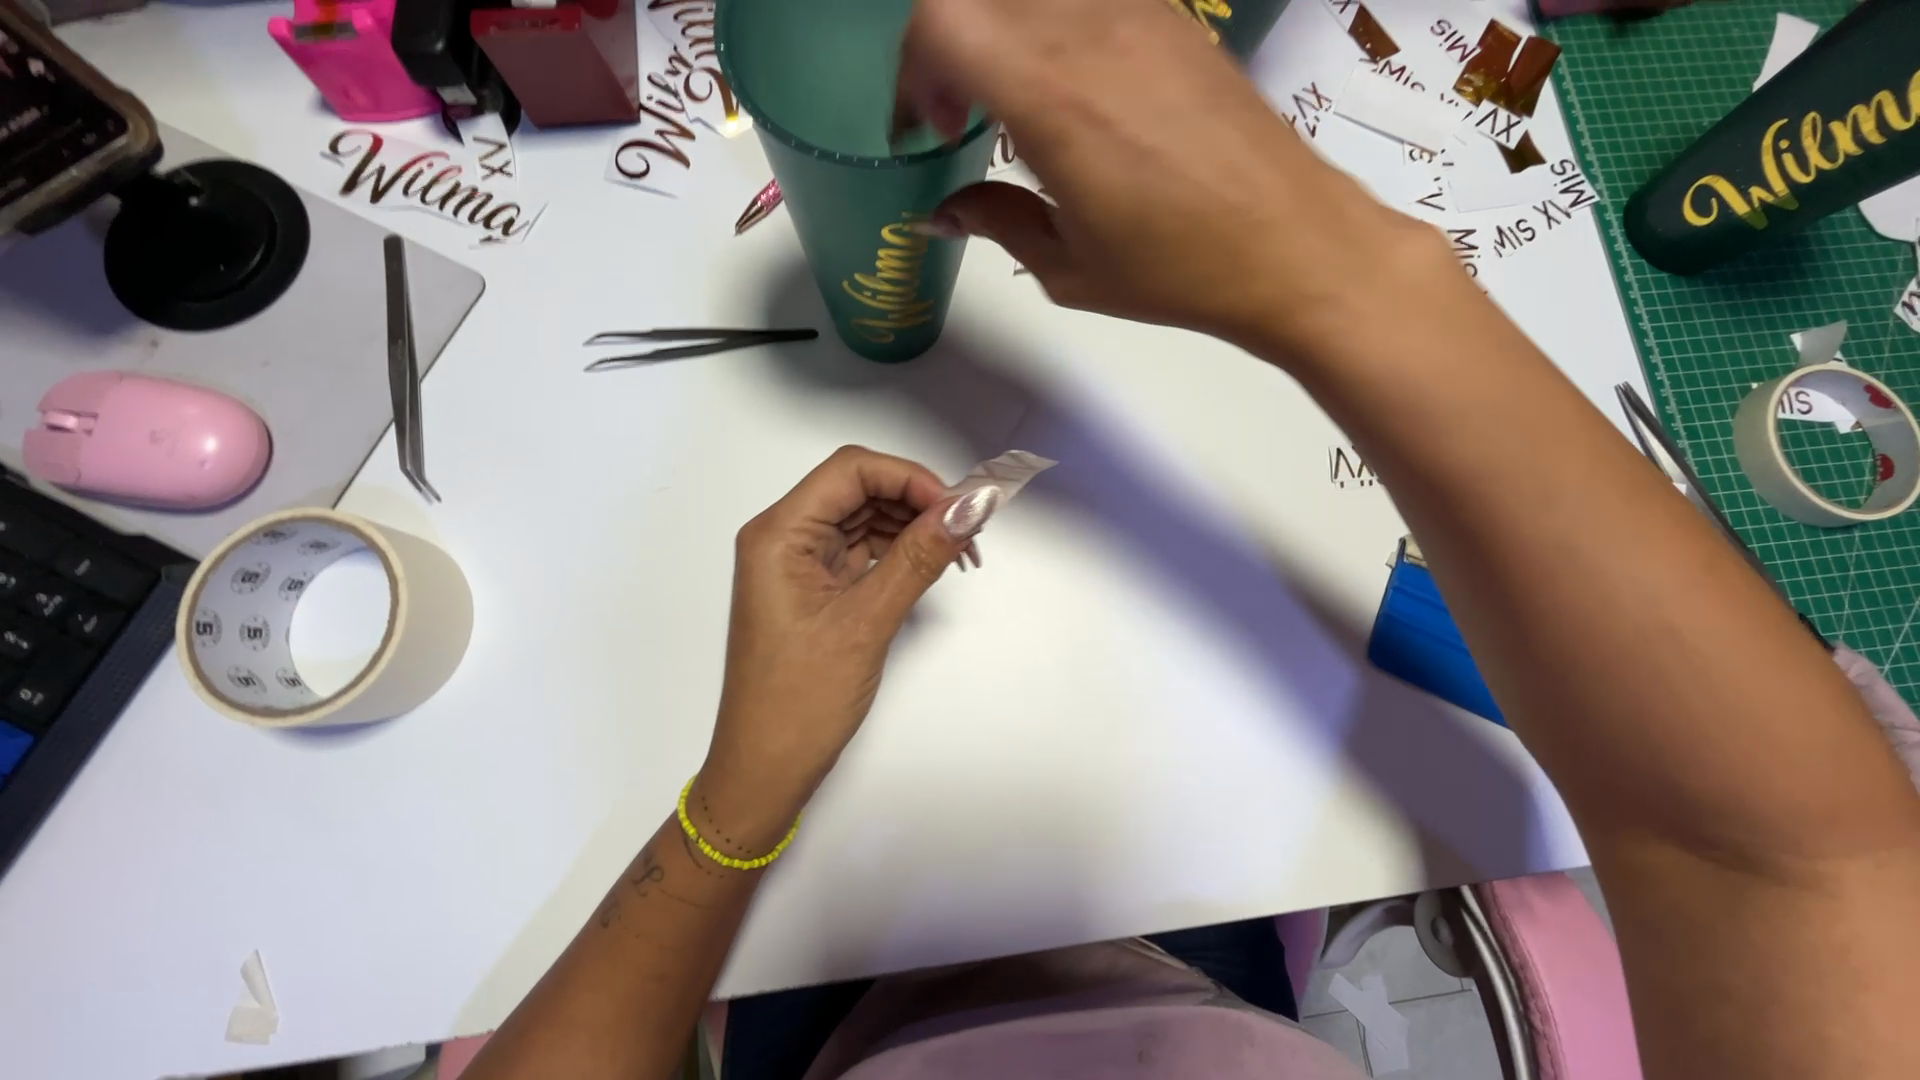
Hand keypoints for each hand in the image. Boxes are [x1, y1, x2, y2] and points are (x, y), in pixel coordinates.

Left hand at [691, 447, 1000, 853]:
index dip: (911, 478)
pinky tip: (931, 567)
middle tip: (970, 534)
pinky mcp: (814, 588)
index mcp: (778, 533)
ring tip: (959, 556)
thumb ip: (920, 557)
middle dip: (917, 502)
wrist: (765, 770)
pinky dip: (898, 554)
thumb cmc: (801, 700)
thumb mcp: (866, 622)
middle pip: (858, 489)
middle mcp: (783, 537)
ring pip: (864, 518)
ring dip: (912, 528)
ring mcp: (797, 563)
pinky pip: (861, 551)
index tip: (959, 510)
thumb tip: (972, 506)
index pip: (851, 470)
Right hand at [897, 0, 1423, 350]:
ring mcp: (1138, 11)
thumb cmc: (1175, 271)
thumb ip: (994, 223)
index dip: (912, 71)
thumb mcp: (1067, 267)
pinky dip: (1051, 30)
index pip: (939, 21)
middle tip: (962, 121)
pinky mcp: (1172, 16)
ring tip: (1016, 108)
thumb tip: (941, 214)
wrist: (1290, 244)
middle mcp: (1090, 30)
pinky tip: (1073, 96)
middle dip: (945, 52)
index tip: (932, 132)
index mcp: (1052, 98)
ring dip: (1000, 37)